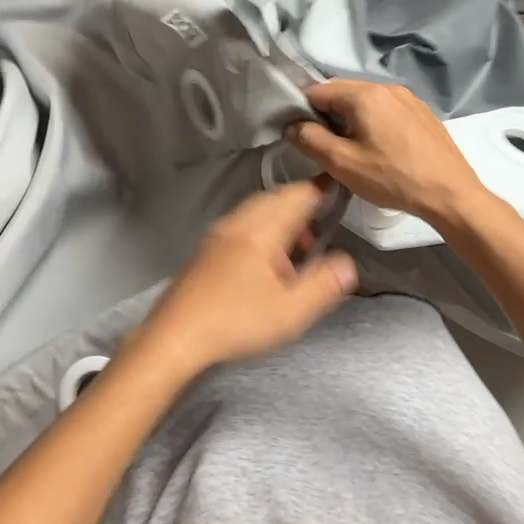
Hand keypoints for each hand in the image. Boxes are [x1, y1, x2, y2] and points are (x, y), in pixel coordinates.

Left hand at [128, 180, 357, 377]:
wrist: (175, 334)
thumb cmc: (236, 321)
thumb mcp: (291, 311)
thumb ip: (324, 284)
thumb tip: (347, 262)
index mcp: (259, 231)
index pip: (294, 196)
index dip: (319, 190)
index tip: (338, 188)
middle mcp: (235, 224)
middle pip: (273, 200)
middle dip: (299, 210)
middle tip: (319, 235)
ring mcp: (216, 235)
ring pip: (254, 215)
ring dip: (279, 226)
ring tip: (295, 259)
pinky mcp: (204, 251)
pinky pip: (239, 228)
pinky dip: (260, 235)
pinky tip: (265, 268)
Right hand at [285, 80, 492, 230]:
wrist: (452, 195)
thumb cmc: (393, 178)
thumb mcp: (342, 163)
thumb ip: (310, 140)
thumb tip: (293, 126)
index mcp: (364, 94)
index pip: (318, 90)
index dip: (304, 111)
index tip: (305, 137)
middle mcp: (387, 87)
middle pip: (342, 93)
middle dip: (328, 116)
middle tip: (328, 147)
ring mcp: (409, 99)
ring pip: (365, 101)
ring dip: (351, 119)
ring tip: (355, 150)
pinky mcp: (423, 113)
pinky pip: (386, 109)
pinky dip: (374, 122)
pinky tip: (381, 150)